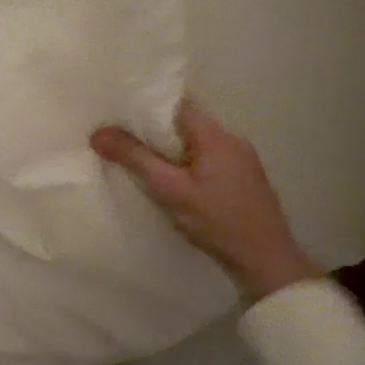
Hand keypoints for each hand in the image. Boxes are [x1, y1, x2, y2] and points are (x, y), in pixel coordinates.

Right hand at [91, 100, 318, 301]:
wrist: (266, 260)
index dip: (146, 105)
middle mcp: (232, 140)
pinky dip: (185, 161)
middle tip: (119, 137)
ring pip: (196, 142)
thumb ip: (134, 158)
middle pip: (186, 122)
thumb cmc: (216, 220)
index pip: (177, 104)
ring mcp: (242, 160)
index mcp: (216, 135)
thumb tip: (98, 132)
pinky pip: (207, 158)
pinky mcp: (244, 179)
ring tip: (138, 158)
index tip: (118, 112)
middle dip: (153, 128)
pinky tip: (170, 179)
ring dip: (169, 147)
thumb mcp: (169, 189)